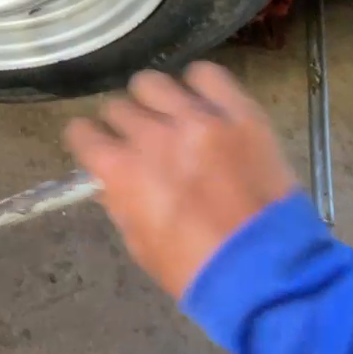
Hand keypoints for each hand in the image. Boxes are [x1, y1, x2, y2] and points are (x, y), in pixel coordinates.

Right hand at [64, 62, 298, 298]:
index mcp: (121, 170)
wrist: (271, 279)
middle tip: (141, 141)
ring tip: (170, 117)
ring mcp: (197, 119)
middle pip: (116, 106)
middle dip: (122, 125)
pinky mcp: (239, 114)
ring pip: (152, 82)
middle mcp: (152, 135)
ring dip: (154, 101)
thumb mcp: (138, 243)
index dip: (88, 141)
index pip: (81, 131)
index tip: (98, 148)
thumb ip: (119, 200)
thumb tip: (111, 177)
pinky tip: (202, 104)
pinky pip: (207, 74)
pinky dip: (199, 85)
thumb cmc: (196, 272)